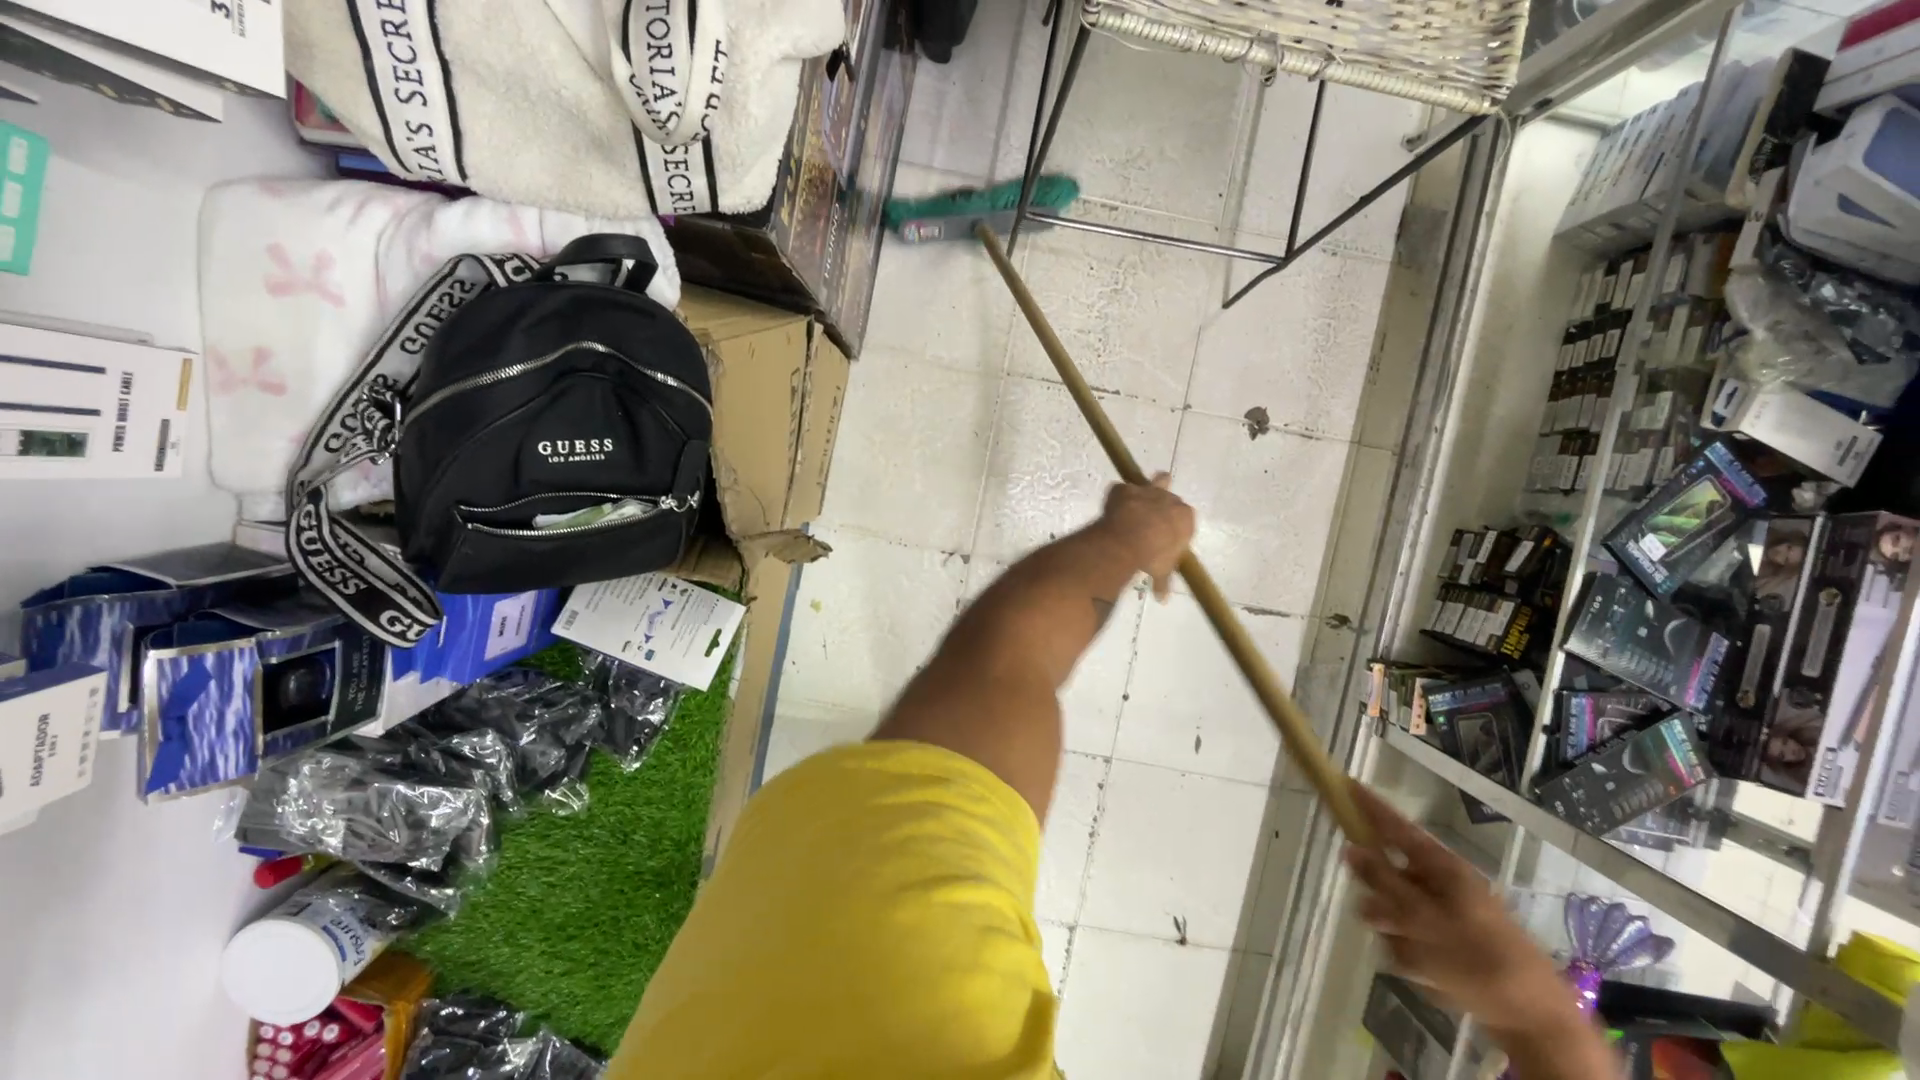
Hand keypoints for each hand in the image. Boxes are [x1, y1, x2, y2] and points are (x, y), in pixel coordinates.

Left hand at [1096, 474, 1194, 598]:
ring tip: (1146, 487)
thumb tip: (1162, 599)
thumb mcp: (1161, 570)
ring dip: (1151, 484)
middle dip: (1164, 505)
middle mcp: (1169, 500)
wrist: (1130, 539)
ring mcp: (1147, 491)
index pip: (1185, 518)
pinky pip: (1121, 489)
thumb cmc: (1154, 556)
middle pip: (1171, 498)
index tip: (1166, 533)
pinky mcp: (1124, 489)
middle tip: (1156, 514)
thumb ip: (1163, 581)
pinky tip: (1112, 505)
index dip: (1175, 525)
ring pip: (1155, 481)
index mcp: (1185, 518)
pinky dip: (1117, 496)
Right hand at [1343, 784, 1572, 1035]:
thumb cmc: (1479, 959)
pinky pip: (1410, 939)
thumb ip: (1384, 884)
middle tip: (1380, 918)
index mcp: (1442, 870)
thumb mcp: (1423, 920)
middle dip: (1380, 899)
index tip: (1346, 783)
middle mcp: (1442, 886)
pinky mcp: (1448, 945)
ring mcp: (1446, 916)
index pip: (1397, 828)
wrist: (1532, 1017)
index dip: (1370, 807)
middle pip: (1390, 875)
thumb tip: (1350, 847)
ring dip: (1396, 933)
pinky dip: (1412, 955)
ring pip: (1395, 911)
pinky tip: (1429, 973)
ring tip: (1414, 958)